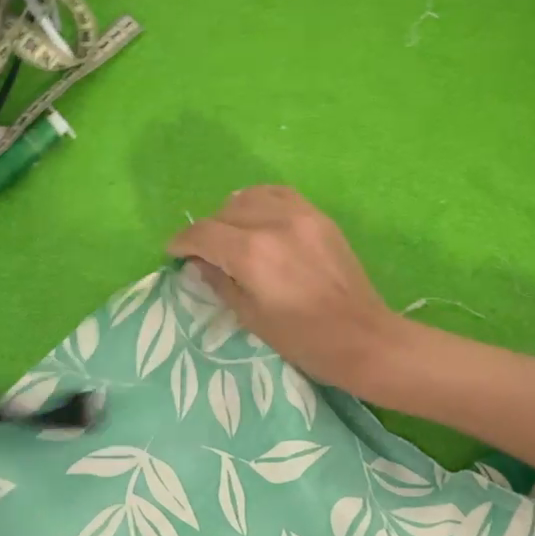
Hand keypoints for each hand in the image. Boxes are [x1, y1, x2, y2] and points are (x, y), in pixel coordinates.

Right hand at [168, 186, 405, 394]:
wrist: (361, 337)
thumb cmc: (302, 340)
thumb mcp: (251, 318)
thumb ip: (221, 283)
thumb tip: (199, 264)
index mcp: (252, 253)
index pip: (203, 233)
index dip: (182, 241)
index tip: (173, 252)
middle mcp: (273, 223)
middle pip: (224, 212)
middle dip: (207, 231)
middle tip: (204, 254)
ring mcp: (300, 215)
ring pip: (250, 196)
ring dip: (232, 214)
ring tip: (231, 236)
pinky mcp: (319, 217)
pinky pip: (279, 195)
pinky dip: (261, 202)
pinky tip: (258, 220)